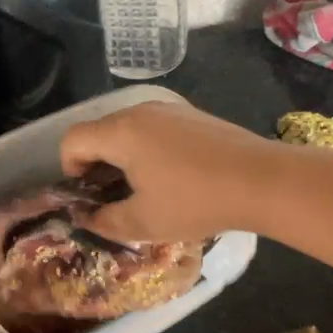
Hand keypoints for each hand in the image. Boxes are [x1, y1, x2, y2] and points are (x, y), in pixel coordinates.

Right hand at [59, 101, 279, 241]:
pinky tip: (175, 177)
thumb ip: (104, 221)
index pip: (73, 139)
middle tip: (114, 198)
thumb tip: (86, 217)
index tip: (89, 195)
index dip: (70, 168)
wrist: (262, 180)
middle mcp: (141, 111)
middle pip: (100, 131)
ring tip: (145, 189)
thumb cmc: (195, 201)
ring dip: (124, 157)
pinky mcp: (194, 116)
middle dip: (96, 164)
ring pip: (129, 129)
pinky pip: (155, 128)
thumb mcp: (143, 223)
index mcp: (121, 133)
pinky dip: (149, 149)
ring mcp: (171, 110)